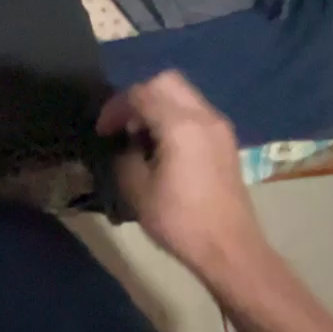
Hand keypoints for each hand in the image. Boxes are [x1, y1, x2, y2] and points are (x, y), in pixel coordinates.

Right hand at [98, 70, 264, 274]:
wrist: (230, 249)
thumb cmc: (179, 220)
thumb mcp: (136, 188)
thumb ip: (125, 154)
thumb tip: (126, 144)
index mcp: (180, 125)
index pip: (141, 94)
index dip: (115, 108)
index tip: (102, 132)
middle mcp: (204, 117)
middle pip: (166, 82)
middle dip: (138, 96)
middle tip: (122, 124)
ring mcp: (219, 128)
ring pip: (182, 94)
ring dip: (157, 105)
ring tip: (140, 136)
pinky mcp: (225, 142)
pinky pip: (194, 112)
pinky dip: (173, 116)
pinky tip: (162, 146)